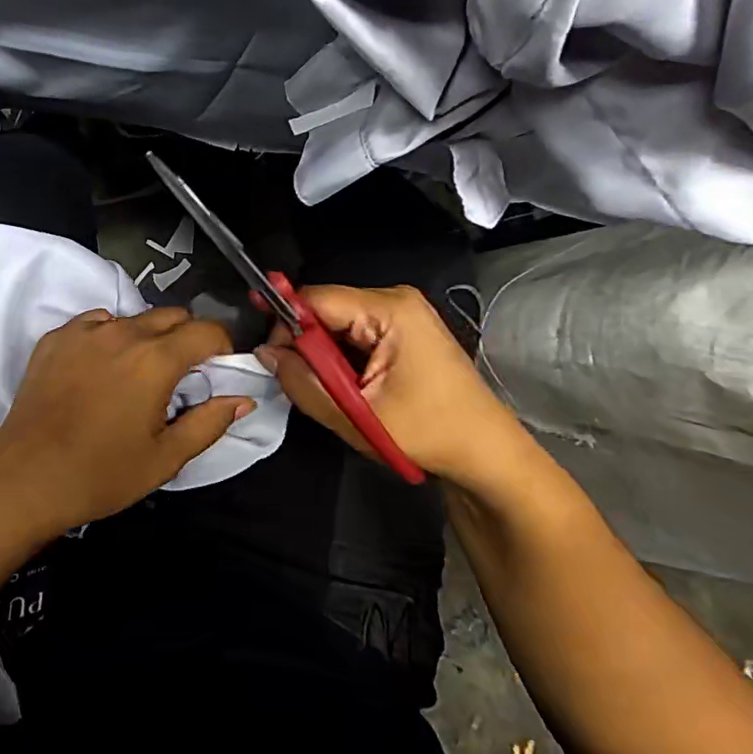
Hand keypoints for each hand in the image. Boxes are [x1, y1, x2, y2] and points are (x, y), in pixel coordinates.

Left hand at [0, 307, 249, 539]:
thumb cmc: (102, 474)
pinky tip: (100, 368)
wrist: (27, 477)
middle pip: (171, 315)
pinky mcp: (55, 337)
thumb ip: (209, 423)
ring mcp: (84, 331)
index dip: (222, 345)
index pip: (206, 330)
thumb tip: (242, 398)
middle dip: (187, 336)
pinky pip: (95, 322)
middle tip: (182, 373)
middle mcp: (122, 333)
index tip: (220, 367)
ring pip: (132, 318)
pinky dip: (108, 336)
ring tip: (137, 373)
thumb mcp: (165, 458)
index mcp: (155, 360)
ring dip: (146, 336)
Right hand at [254, 285, 523, 487]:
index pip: (314, 298)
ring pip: (335, 322)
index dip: (285, 324)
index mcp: (390, 310)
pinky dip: (340, 357)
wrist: (487, 455)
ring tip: (331, 389)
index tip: (272, 358)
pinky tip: (348, 384)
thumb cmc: (430, 434)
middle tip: (300, 382)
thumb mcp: (358, 417)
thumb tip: (265, 354)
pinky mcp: (402, 328)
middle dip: (305, 343)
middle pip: (324, 308)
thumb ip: (303, 383)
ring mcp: (401, 312)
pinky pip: (352, 331)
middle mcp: (395, 299)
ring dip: (323, 354)